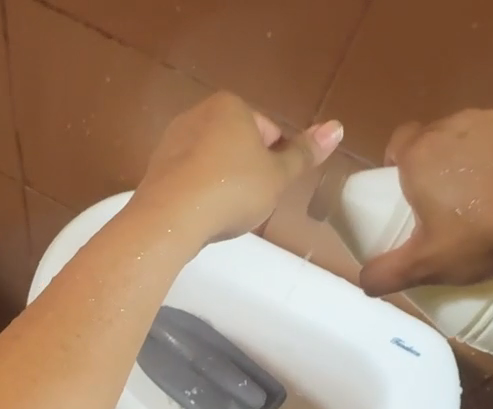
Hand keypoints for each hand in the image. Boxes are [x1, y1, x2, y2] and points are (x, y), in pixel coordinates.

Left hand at [135, 91, 342, 243]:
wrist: (170, 219)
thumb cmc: (231, 191)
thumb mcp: (277, 176)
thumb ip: (304, 154)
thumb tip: (337, 127)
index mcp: (229, 106)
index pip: (266, 130)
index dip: (274, 162)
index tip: (269, 187)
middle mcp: (197, 115)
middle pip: (236, 146)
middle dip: (246, 174)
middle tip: (248, 204)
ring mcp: (171, 144)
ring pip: (210, 165)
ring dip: (222, 186)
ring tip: (224, 213)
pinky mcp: (154, 173)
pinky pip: (187, 182)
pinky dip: (198, 197)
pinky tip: (202, 217)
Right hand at [358, 101, 492, 294]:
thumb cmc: (487, 231)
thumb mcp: (428, 265)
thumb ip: (387, 275)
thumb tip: (363, 282)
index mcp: (422, 155)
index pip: (397, 144)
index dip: (399, 165)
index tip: (408, 191)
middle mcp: (458, 124)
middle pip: (440, 138)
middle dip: (441, 165)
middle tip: (452, 204)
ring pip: (483, 134)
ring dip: (483, 158)